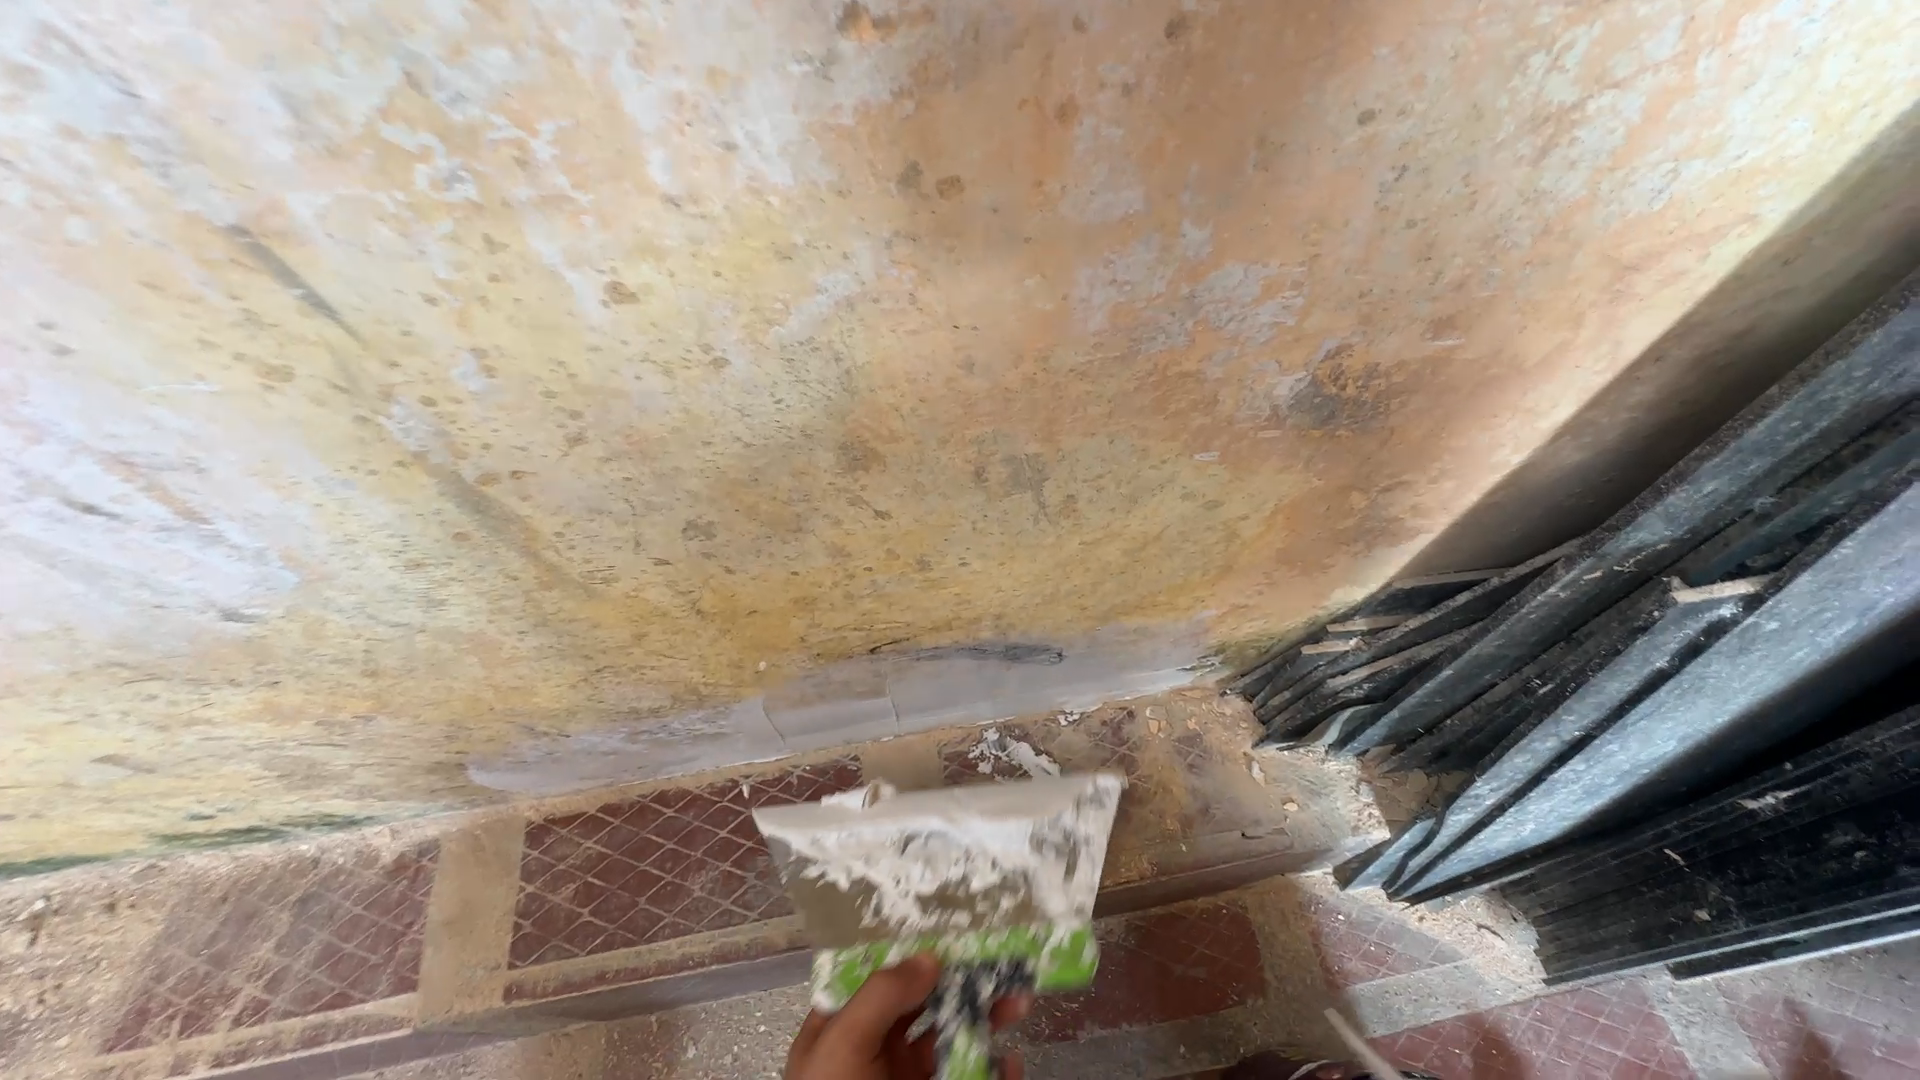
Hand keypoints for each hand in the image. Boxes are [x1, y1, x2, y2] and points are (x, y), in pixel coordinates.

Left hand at [784, 955, 1031, 1079]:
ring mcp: (905, 1079)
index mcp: (843, 1026)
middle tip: (1000, 964)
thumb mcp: (843, 1043)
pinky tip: (1011, 1062)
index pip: (880, 974)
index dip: (913, 951)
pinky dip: (994, 1069)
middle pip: (925, 1000)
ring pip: (952, 1037)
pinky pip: (969, 1075)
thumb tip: (929, 957)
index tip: (953, 928)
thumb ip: (882, 995)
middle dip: (963, 980)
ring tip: (1018, 1003)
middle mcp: (876, 1048)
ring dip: (987, 1017)